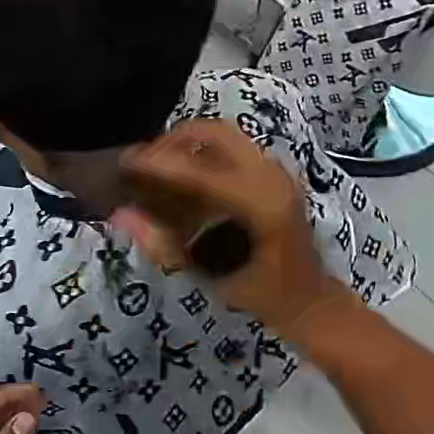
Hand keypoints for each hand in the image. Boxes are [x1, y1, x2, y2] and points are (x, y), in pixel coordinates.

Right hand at [113, 120, 350, 334]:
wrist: (311, 299)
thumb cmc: (264, 295)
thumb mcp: (213, 277)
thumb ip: (166, 245)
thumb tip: (122, 215)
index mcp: (261, 204)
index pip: (199, 172)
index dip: (158, 163)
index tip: (126, 161)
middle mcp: (273, 178)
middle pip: (217, 133)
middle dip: (175, 141)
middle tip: (147, 162)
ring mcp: (280, 173)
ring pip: (228, 136)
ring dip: (191, 144)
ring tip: (163, 167)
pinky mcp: (279, 176)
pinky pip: (237, 148)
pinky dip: (208, 152)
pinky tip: (189, 176)